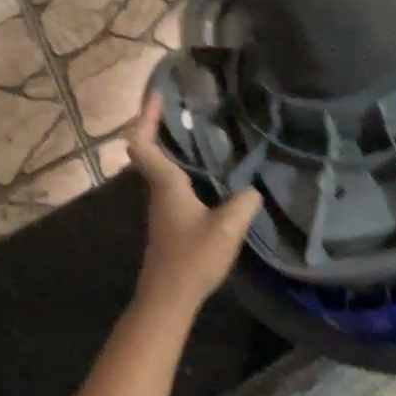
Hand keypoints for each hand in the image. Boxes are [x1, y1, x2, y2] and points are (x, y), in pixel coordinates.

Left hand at [123, 93, 261, 309]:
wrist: (167, 302)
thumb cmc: (191, 259)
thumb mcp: (228, 226)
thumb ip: (244, 201)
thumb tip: (252, 189)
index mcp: (166, 186)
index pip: (143, 145)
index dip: (145, 117)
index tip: (158, 94)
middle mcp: (159, 192)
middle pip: (149, 150)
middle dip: (159, 124)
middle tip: (182, 103)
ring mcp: (163, 208)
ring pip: (161, 167)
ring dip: (172, 145)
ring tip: (201, 128)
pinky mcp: (171, 222)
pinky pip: (173, 183)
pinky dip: (183, 166)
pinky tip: (209, 170)